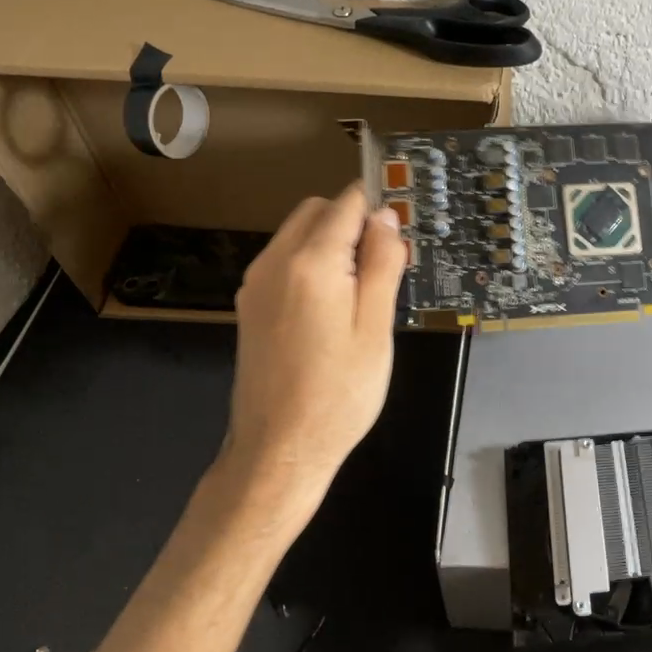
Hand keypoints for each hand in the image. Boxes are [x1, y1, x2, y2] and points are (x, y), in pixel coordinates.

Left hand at [221, 184, 405, 521]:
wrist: (280, 448)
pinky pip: (284, 262)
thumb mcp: (376, 328)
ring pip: (298, 234)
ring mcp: (255, 284)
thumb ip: (382, 264)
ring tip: (360, 294)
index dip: (379, 208)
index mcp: (310, 263)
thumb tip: (387, 218)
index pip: (347, 203)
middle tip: (383, 267)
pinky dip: (311, 265)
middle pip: (317, 211)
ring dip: (331, 243)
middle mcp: (274, 262)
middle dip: (352, 222)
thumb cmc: (340, 393)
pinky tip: (330, 309)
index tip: (401, 233)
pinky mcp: (249, 305)